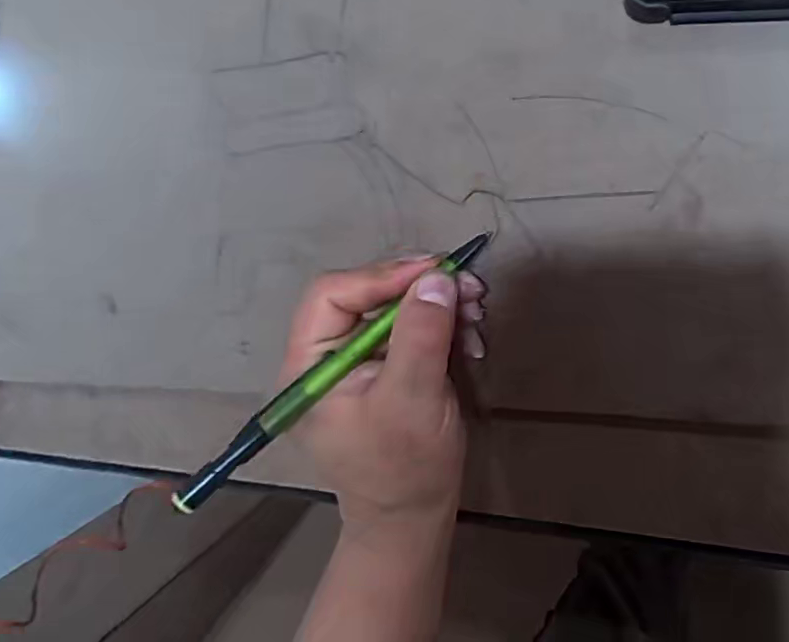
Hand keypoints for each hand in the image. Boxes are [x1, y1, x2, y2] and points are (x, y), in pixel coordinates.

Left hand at [279, 255, 486, 532]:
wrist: (415, 518)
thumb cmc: (404, 470)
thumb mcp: (413, 401)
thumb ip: (421, 336)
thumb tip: (437, 276)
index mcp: (310, 363)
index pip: (333, 294)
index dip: (382, 275)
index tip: (434, 270)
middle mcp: (330, 351)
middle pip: (370, 292)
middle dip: (421, 287)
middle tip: (469, 285)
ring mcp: (360, 355)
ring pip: (397, 302)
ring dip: (441, 301)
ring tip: (477, 309)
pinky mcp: (388, 359)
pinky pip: (415, 322)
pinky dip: (446, 321)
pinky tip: (471, 336)